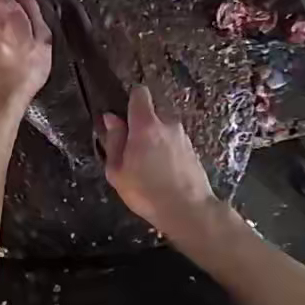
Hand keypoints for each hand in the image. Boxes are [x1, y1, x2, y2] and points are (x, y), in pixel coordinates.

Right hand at [99, 85, 222, 238]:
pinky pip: (174, 144)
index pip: (140, 93)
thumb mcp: (117, 171)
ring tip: (148, 169)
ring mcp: (183, 136)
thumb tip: (111, 118)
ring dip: (155, 141)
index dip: (130, 101)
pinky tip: (163, 175)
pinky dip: (167, 153)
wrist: (188, 210)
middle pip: (151, 114)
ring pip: (163, 130)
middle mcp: (168, 124)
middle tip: (132, 153)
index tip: (124, 118)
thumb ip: (114, 140)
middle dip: (141, 127)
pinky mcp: (193, 150)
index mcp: (146, 125)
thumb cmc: (146, 192)